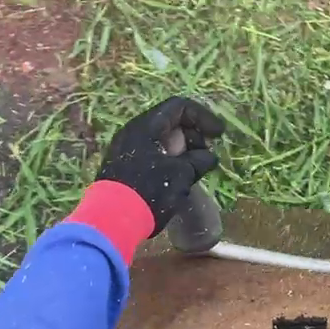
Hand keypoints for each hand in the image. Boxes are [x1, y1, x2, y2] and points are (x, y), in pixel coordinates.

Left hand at [96, 97, 225, 231]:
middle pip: (170, 121)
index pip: (180, 107)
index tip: (218, 135)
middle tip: (204, 155)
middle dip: (193, 135)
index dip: (203, 117)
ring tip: (193, 168)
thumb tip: (208, 157)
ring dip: (181, 149)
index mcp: (147, 126)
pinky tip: (177, 176)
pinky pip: (151, 152)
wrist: (111, 221)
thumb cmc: (150, 191)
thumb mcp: (182, 174)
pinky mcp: (122, 165)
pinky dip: (168, 158)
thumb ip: (199, 160)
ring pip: (160, 138)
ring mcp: (125, 148)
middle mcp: (133, 131)